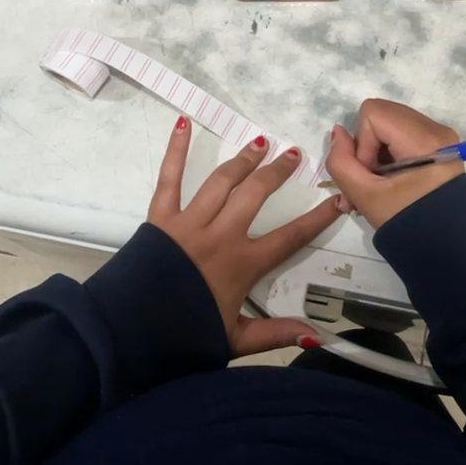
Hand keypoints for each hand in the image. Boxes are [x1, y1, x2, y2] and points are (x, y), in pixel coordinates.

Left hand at [149, 117, 343, 355]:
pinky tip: (184, 123)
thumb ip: (275, 333)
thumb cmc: (182, 337)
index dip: (317, 218)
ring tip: (259, 143)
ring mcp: (189, 222)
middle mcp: (221, 235)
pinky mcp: (160, 217)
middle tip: (293, 154)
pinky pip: (170, 178)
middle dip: (278, 172)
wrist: (128, 334)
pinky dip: (176, 150)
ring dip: (243, 160)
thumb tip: (316, 335)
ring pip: (222, 181)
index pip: (290, 237)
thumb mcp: (235, 341)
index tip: (337, 199)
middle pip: (256, 195)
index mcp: (242, 264)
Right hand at [324, 99, 462, 228]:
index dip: (362, 142)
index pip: (373, 114)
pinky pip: (404, 135)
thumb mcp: (365, 196)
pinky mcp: (440, 146)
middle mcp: (436, 129)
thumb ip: (341, 162)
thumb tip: (337, 132)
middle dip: (368, 146)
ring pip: (391, 124)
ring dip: (377, 151)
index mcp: (425, 138)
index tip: (370, 174)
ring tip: (378, 183)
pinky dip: (390, 154)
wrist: (447, 247)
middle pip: (383, 115)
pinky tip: (390, 180)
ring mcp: (440, 136)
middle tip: (370, 179)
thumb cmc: (407, 223)